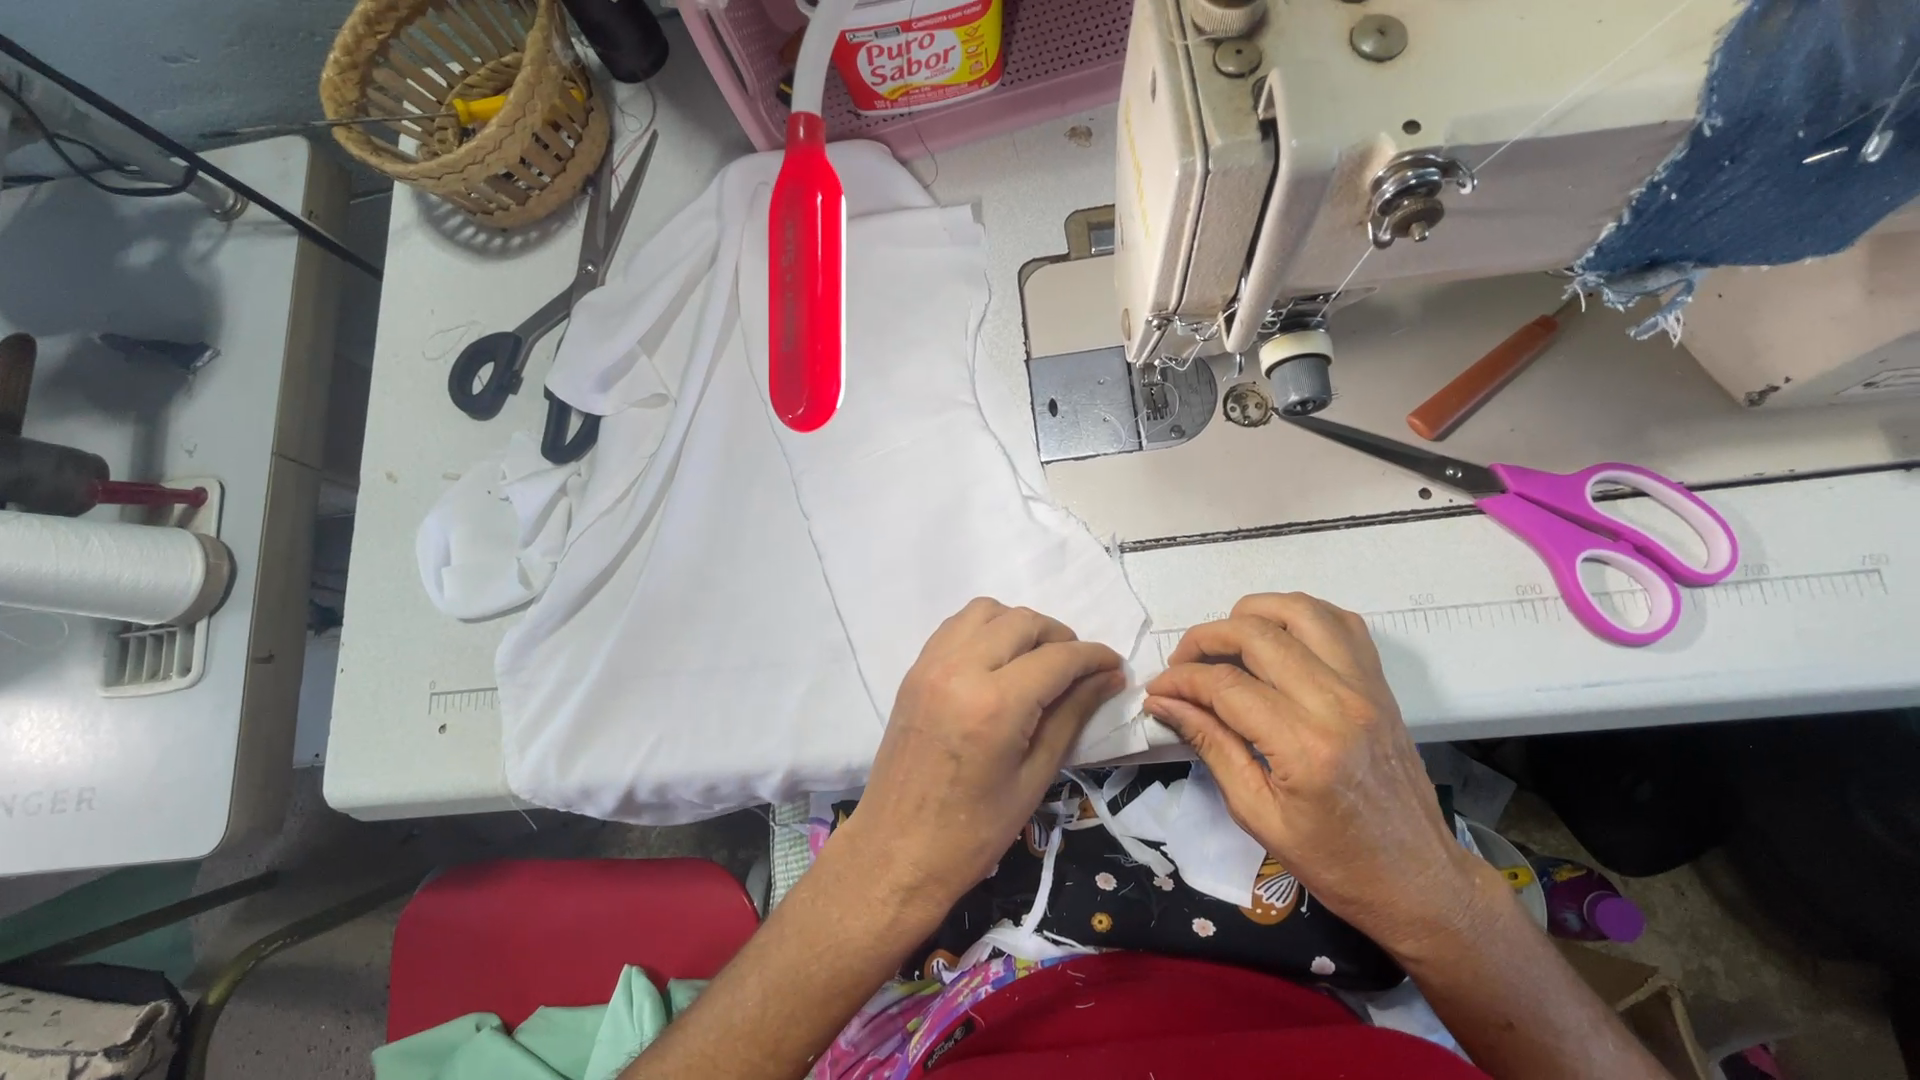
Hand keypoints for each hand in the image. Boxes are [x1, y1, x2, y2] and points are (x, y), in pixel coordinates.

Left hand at [835, 598, 1124, 920]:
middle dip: (1060, 636)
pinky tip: (999, 662)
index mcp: (995, 704)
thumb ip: (1071, 715)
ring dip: (1019, 626)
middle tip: (1079, 668)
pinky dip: (985, 630)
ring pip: (985, 611)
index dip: (1093, 657)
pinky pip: (955, 627)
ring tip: (1038, 661)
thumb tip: (1108, 677)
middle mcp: (960, 670)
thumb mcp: (1035, 776)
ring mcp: (930, 666)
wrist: (897, 850)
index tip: (1114, 666)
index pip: (1058, 657)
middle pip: (1023, 622)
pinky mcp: (913, 673)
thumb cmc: (975, 831)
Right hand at [1143, 593, 1501, 960]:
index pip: (1225, 685)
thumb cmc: (1332, 860)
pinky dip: (1299, 617)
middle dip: (1205, 639)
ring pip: (1300, 610)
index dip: (1180, 680)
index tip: (1157, 691)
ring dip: (1251, 614)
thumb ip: (1210, 745)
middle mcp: (1338, 702)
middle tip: (1181, 665)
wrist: (1416, 877)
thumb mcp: (1256, 813)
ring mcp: (1365, 686)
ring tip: (1225, 644)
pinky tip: (1275, 640)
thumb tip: (1164, 703)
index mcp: (1304, 746)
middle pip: (1257, 634)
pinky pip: (1339, 622)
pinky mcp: (1379, 683)